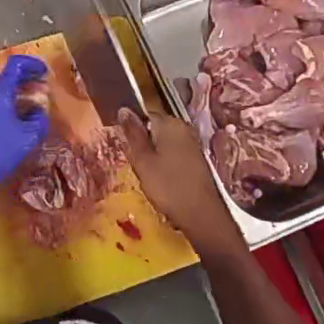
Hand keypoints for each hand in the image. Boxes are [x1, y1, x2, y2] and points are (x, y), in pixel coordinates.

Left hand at [0, 55, 50, 213]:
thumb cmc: (0, 152)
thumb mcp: (29, 137)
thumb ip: (39, 118)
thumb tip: (39, 108)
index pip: (15, 65)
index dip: (31, 65)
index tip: (42, 72)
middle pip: (3, 76)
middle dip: (20, 78)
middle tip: (34, 87)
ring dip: (7, 90)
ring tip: (21, 102)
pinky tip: (4, 115)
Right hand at [118, 108, 243, 255]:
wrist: (200, 213)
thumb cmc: (167, 186)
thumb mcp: (142, 161)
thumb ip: (133, 134)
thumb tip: (123, 109)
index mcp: (170, 123)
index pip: (144, 115)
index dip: (132, 131)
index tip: (125, 148)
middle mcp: (184, 128)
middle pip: (154, 129)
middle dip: (143, 144)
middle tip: (136, 164)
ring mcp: (192, 143)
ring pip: (163, 143)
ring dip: (153, 155)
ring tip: (147, 173)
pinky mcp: (196, 158)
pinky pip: (173, 153)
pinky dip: (164, 162)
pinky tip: (161, 178)